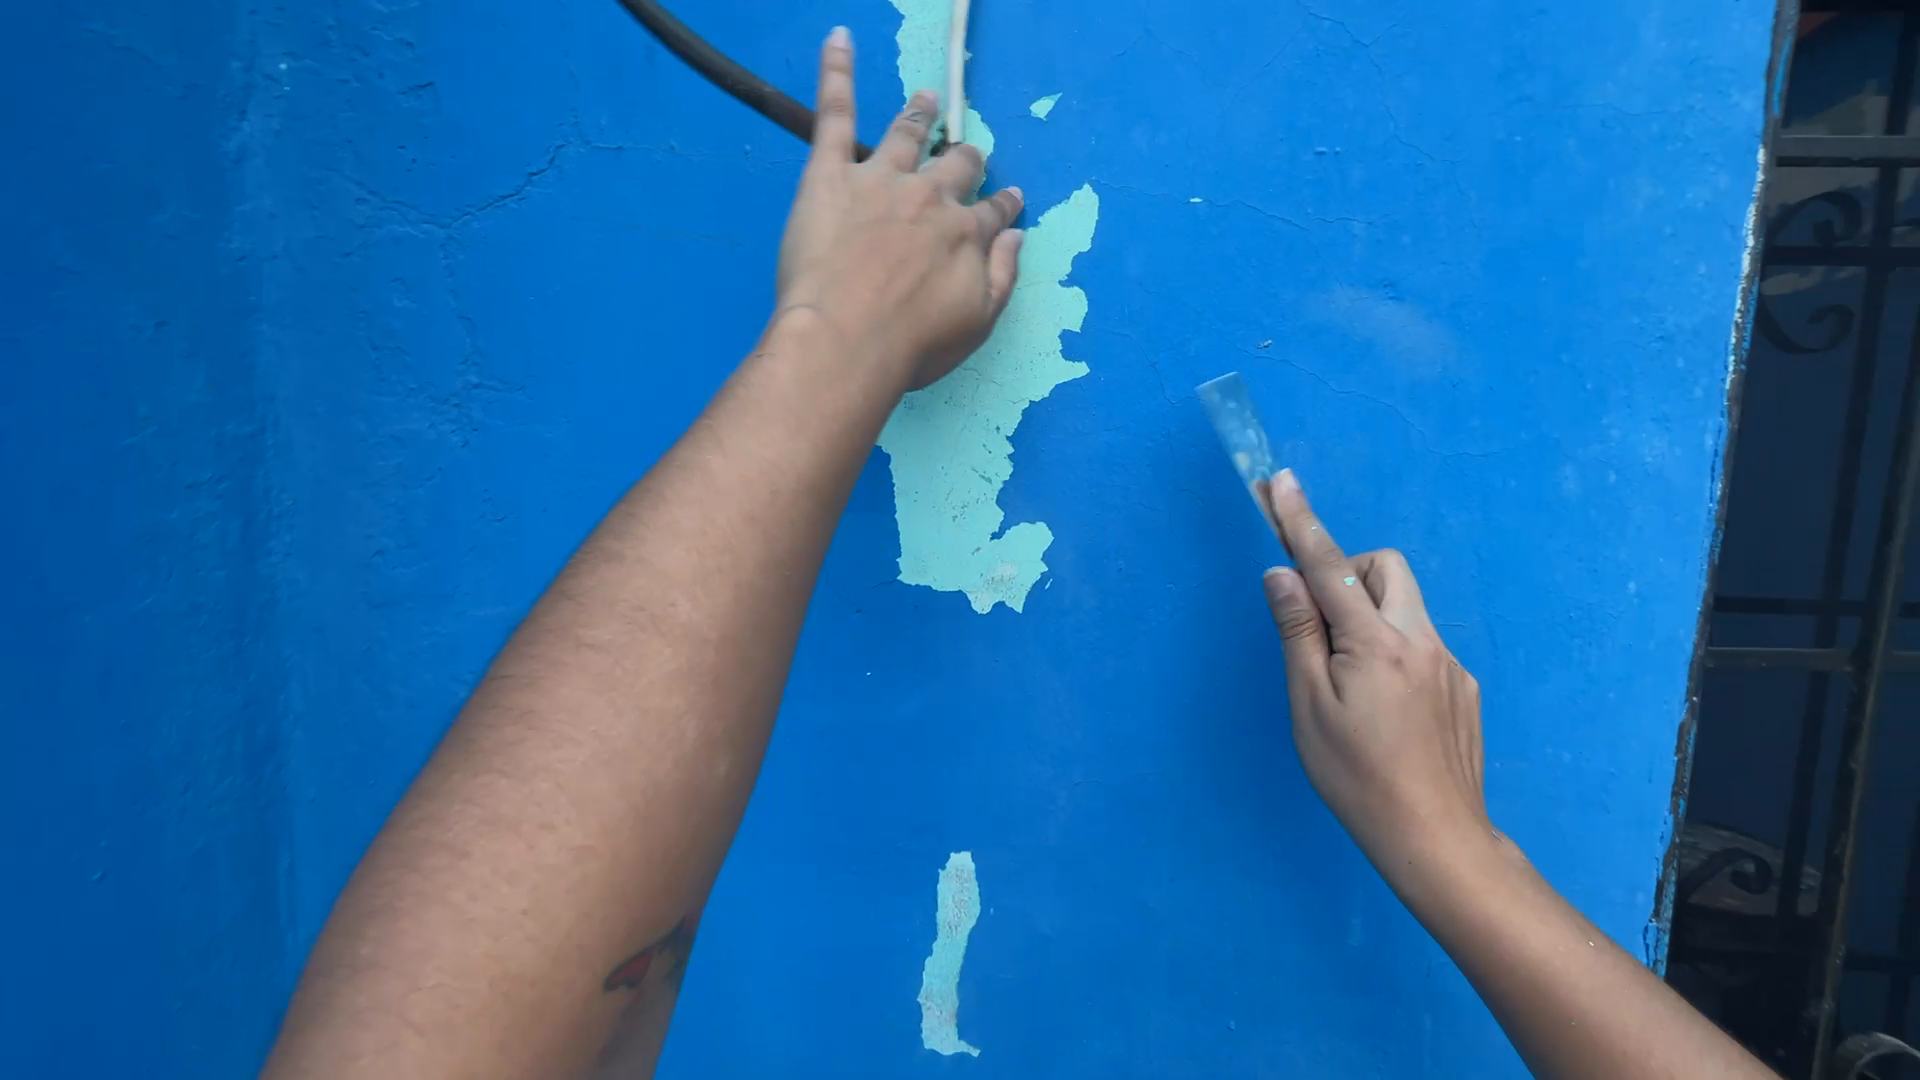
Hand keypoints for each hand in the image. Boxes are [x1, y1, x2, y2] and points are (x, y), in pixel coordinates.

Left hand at [774, 27, 1024, 389]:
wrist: (845, 340)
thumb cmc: (912, 345)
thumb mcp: (977, 324)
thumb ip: (1003, 277)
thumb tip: (1017, 236)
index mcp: (966, 234)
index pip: (992, 212)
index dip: (1003, 205)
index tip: (1010, 201)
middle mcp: (931, 197)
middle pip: (956, 167)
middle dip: (967, 160)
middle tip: (969, 155)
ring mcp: (881, 179)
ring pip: (907, 135)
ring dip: (920, 115)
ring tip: (927, 101)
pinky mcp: (831, 174)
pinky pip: (834, 113)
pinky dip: (837, 73)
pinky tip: (838, 40)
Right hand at [1259, 469, 1489, 869]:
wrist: (1435, 836)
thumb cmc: (1354, 774)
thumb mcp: (1309, 705)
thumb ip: (1298, 633)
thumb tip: (1281, 576)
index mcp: (1375, 644)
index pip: (1329, 566)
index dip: (1300, 521)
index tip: (1280, 481)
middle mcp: (1421, 639)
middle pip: (1386, 567)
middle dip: (1348, 569)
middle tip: (1319, 618)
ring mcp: (1449, 662)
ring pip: (1404, 604)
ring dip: (1368, 611)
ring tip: (1348, 672)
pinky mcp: (1463, 684)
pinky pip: (1420, 640)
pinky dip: (1391, 646)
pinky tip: (1383, 703)